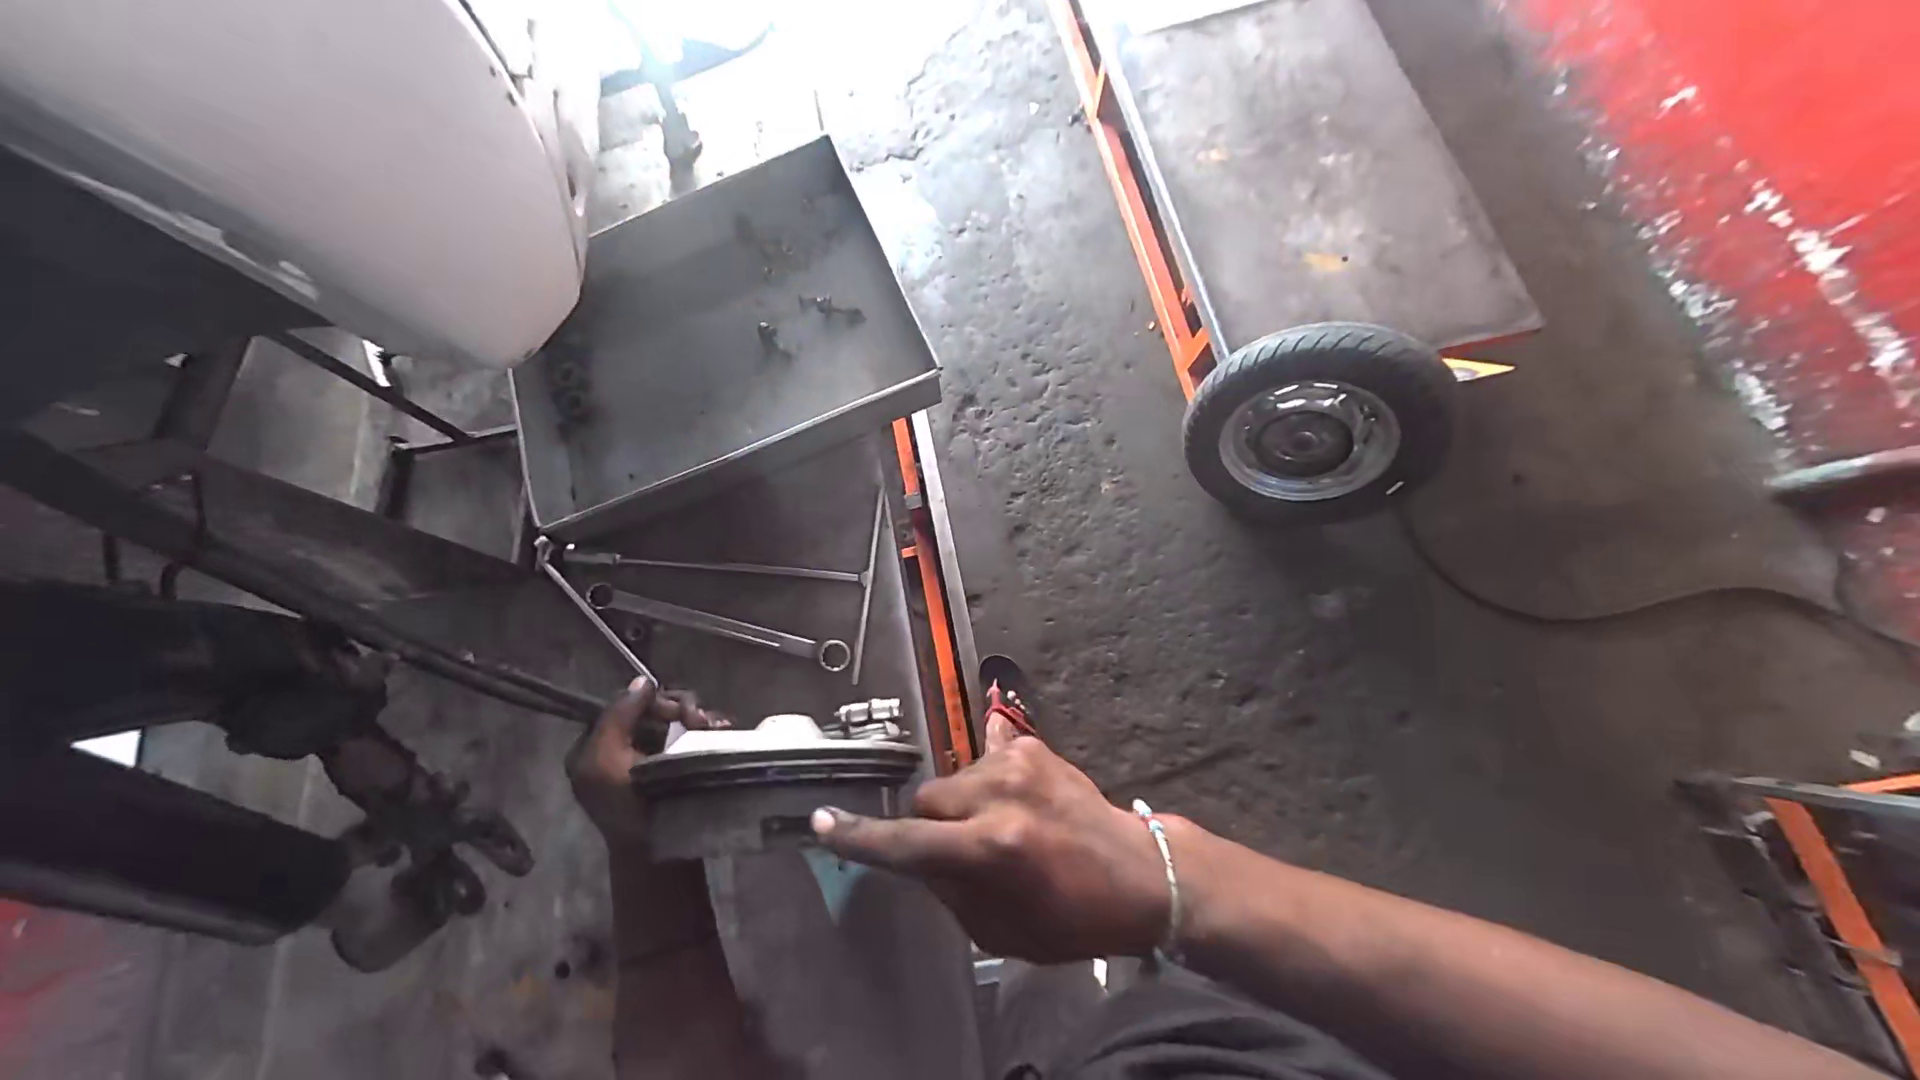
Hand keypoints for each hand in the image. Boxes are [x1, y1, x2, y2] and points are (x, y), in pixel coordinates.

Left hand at [566, 676, 730, 849]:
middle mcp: (626, 745)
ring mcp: (657, 754)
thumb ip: (616, 716)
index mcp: (597, 744)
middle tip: (698, 721)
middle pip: (657, 707)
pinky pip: (698, 731)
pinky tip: (723, 729)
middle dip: (681, 709)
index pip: (627, 703)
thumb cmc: (625, 808)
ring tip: (714, 727)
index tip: (673, 713)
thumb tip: (643, 681)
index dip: (652, 701)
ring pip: (681, 716)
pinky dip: (711, 727)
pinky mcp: (683, 762)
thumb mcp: (603, 761)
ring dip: (700, 716)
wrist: (659, 850)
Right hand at [810, 713, 1172, 962]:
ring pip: (950, 778)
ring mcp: (1016, 761)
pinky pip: (982, 758)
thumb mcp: (1000, 929)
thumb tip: (912, 854)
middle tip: (960, 848)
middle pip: (925, 799)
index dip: (859, 837)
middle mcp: (1001, 794)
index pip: (908, 842)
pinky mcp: (1030, 745)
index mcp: (993, 849)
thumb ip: (946, 887)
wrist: (1138, 871)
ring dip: (960, 804)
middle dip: (931, 825)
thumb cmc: (1071, 916)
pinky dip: (986, 782)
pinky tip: (1014, 799)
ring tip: (1000, 826)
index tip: (822, 823)